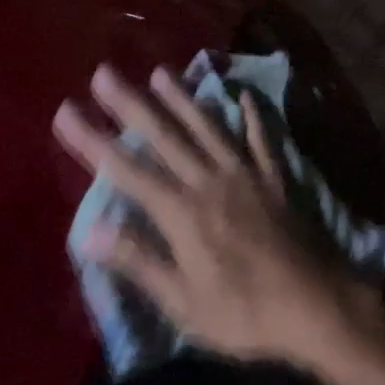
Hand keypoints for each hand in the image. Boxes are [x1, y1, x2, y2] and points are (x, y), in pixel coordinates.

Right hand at [54, 64, 369, 366]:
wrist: (317, 306)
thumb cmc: (245, 313)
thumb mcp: (184, 302)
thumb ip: (140, 260)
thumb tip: (91, 230)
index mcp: (182, 213)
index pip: (127, 170)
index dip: (94, 140)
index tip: (66, 111)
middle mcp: (210, 181)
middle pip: (164, 136)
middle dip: (130, 103)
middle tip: (104, 72)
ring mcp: (246, 175)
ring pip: (208, 127)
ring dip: (183, 98)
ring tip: (161, 71)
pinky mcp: (276, 179)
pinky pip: (262, 139)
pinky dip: (253, 116)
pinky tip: (244, 95)